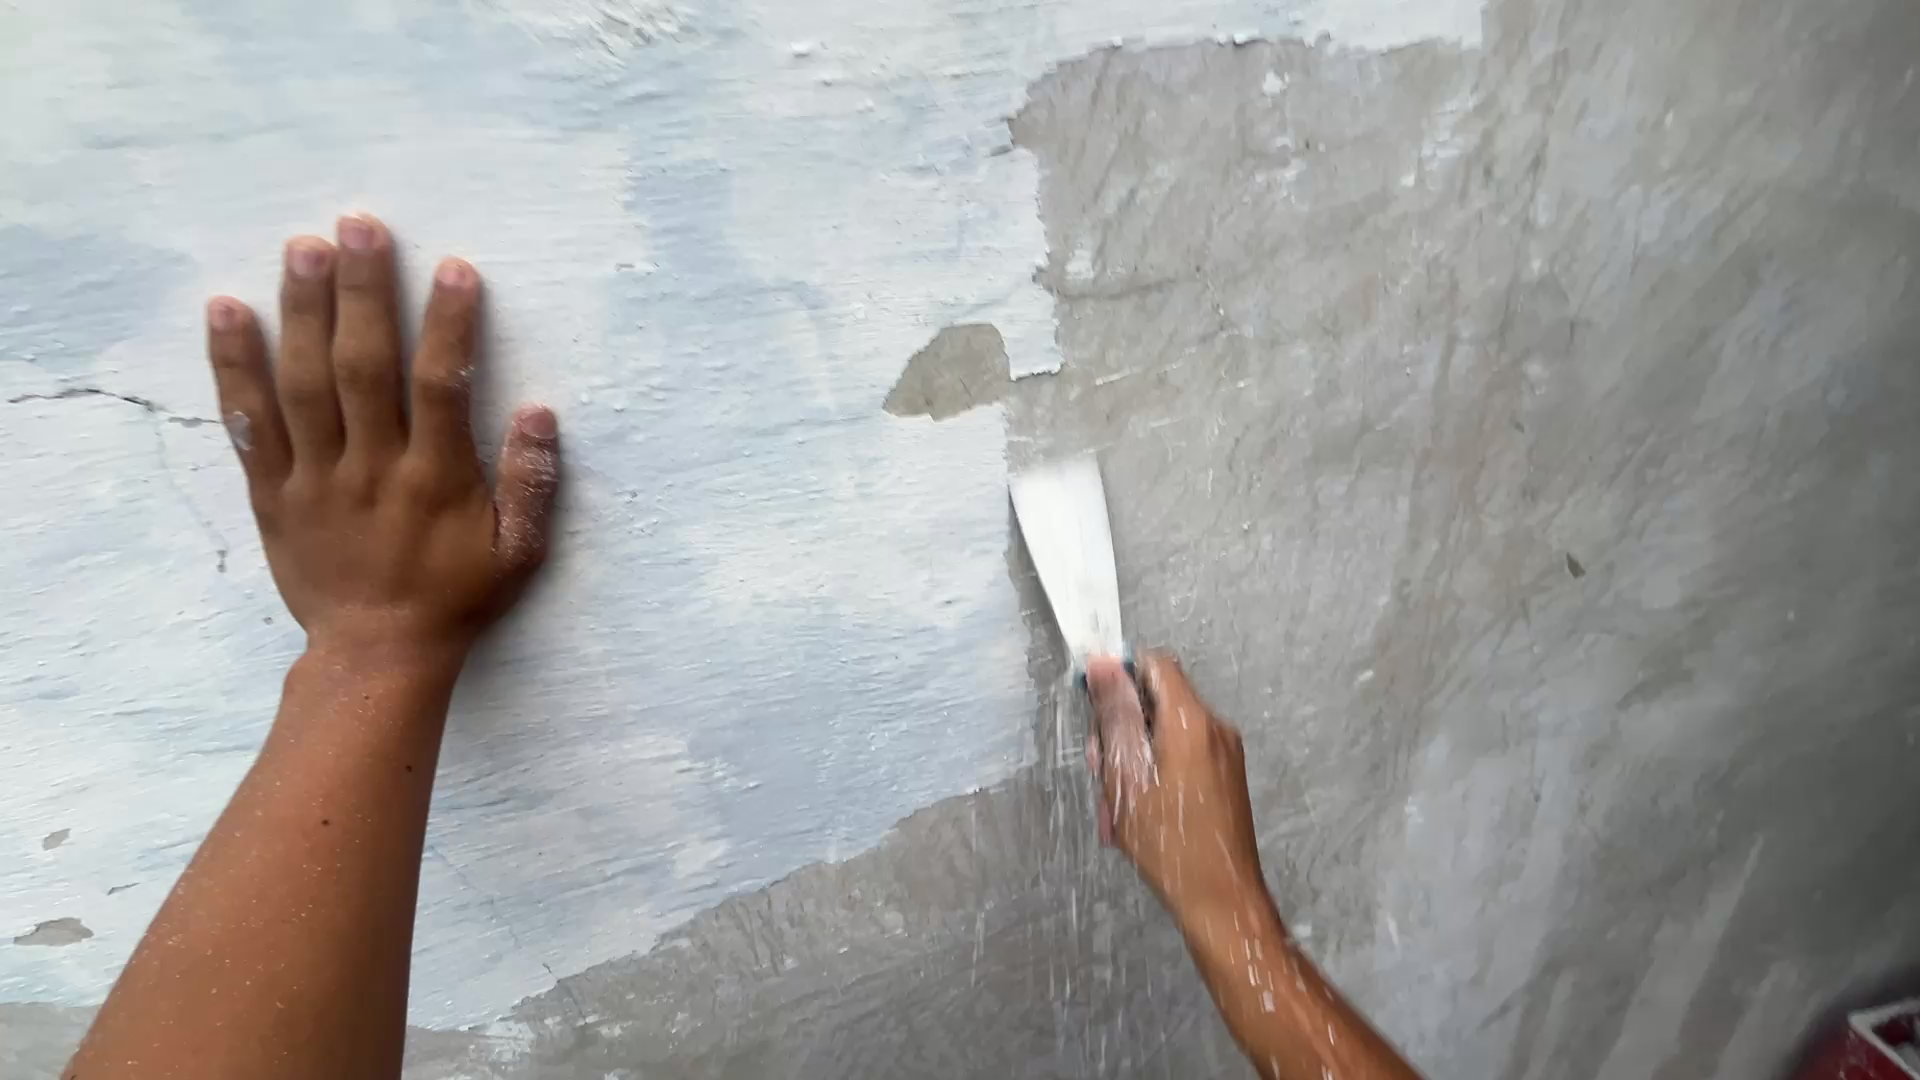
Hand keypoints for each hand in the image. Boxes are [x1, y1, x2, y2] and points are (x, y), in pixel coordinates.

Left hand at [204, 214, 559, 662]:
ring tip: (304, 247)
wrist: (379, 651)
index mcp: (438, 479)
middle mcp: (372, 466)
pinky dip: (233, 364)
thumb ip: (534, 485)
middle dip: (365, 292)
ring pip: (303, 381)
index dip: (448, 324)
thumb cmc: (462, 597)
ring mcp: (314, 475)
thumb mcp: (523, 552)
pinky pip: (247, 421)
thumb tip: (542, 415)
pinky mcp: (272, 490)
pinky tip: (230, 310)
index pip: (442, 386)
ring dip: (303, 309)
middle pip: (363, 366)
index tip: (453, 269)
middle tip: (360, 227)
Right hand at [1086, 652, 1267, 930]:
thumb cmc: (1168, 840)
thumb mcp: (1125, 774)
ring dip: (1133, 756)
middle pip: (1157, 700)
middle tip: (1101, 770)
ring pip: (1165, 731)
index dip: (1121, 675)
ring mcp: (1224, 752)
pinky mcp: (1226, 775)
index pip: (1154, 663)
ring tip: (1117, 804)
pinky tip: (1139, 811)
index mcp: (1191, 719)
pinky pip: (1181, 753)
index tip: (1096, 708)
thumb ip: (1114, 714)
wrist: (1221, 902)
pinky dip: (1155, 771)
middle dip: (1122, 727)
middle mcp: (1215, 726)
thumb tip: (1103, 662)